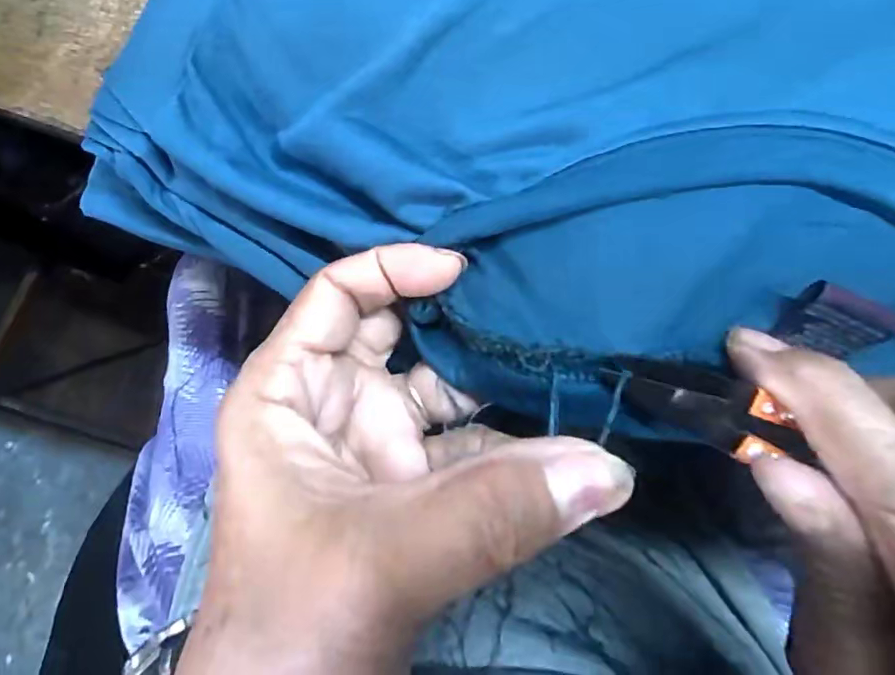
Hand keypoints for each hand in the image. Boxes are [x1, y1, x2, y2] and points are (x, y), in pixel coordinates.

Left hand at [179, 245, 635, 673]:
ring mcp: (369, 445)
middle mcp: (327, 405)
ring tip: (552, 349)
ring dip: (488, 376)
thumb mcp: (387, 555)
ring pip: (432, 385)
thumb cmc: (297, 626)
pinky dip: (508, 442)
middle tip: (514, 294)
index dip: (392, 268)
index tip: (459, 269)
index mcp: (285, 391)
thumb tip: (609, 469)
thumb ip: (496, 510)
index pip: (335, 295)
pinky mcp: (406, 488)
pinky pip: (461, 445)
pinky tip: (562, 440)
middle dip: (447, 311)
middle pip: (389, 329)